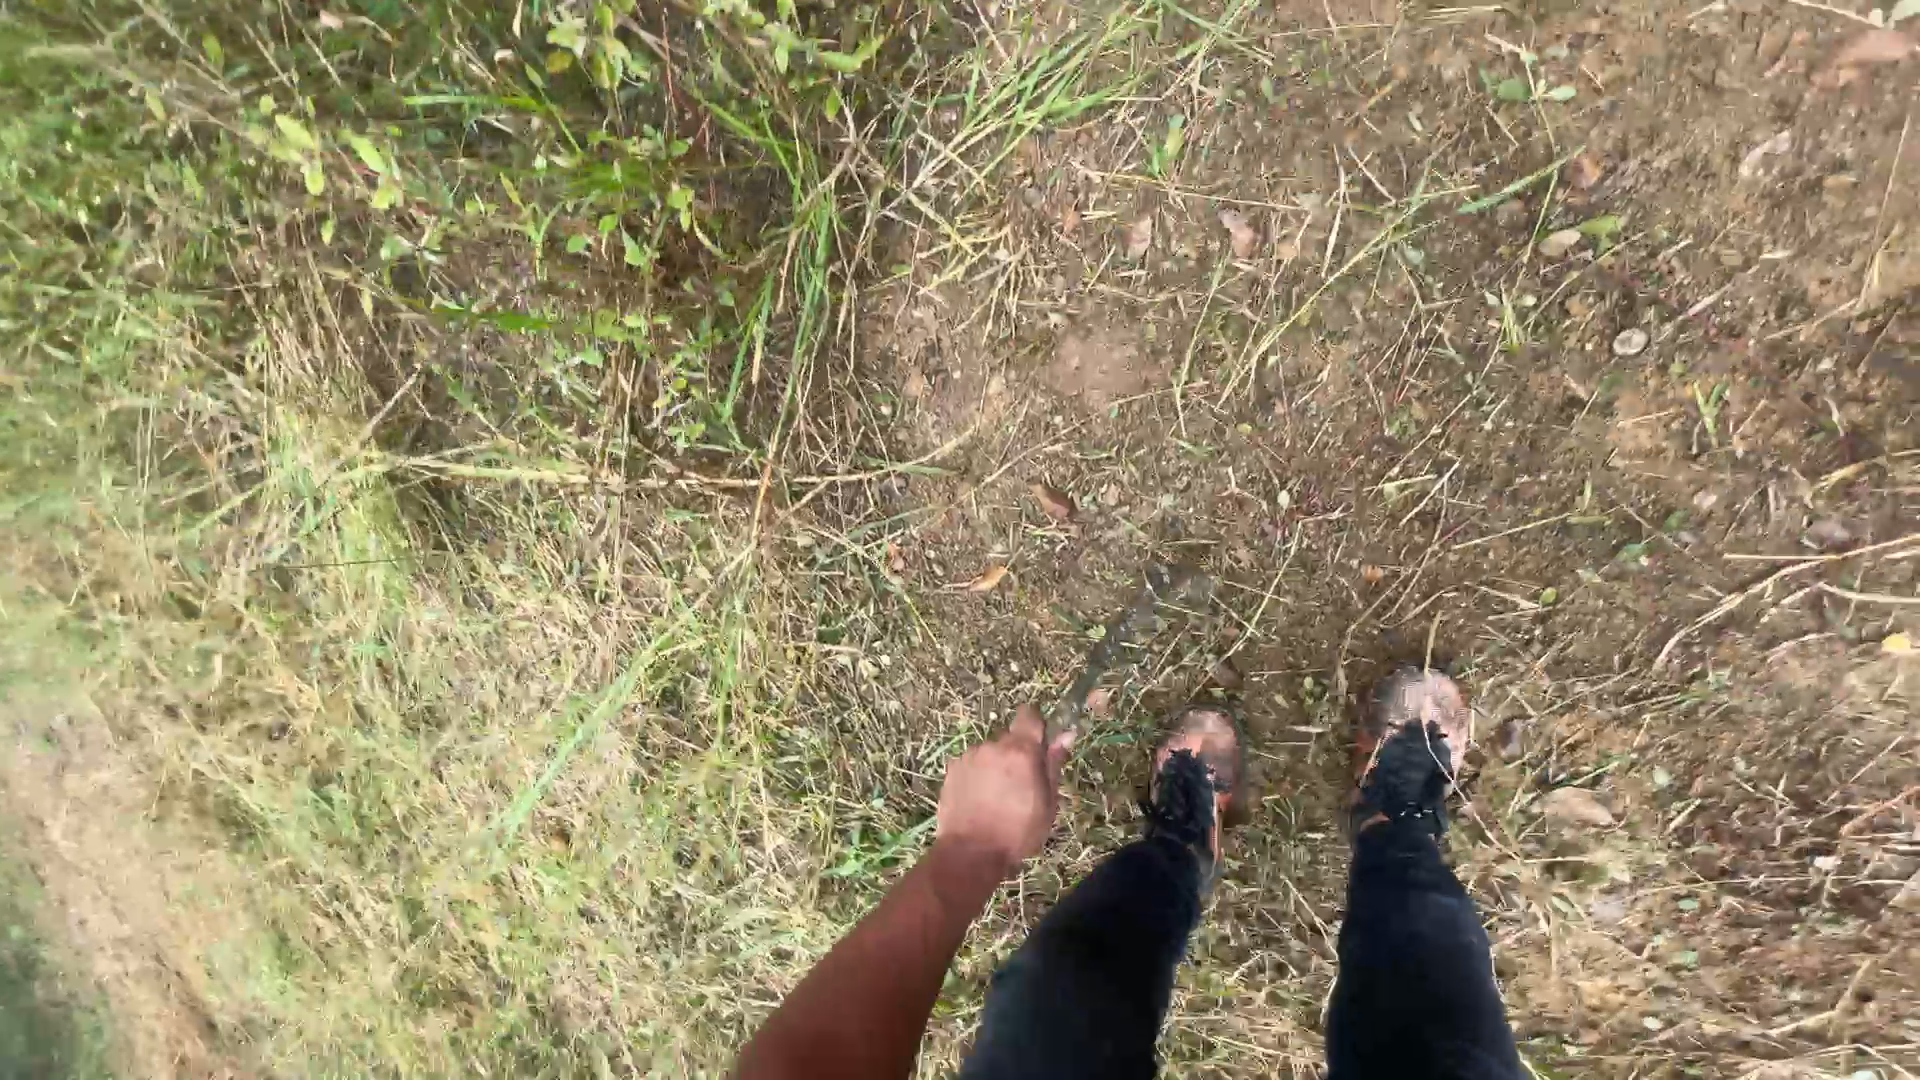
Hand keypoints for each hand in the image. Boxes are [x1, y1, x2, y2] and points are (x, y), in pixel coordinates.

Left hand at [934, 703, 1073, 876]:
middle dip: (1016, 755)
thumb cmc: (1018, 832)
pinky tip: (978, 800)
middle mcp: (994, 745)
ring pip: (989, 753)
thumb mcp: (1048, 803)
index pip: (1029, 715)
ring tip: (996, 798)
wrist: (971, 852)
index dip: (1035, 726)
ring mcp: (970, 756)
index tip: (1038, 745)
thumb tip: (1065, 735)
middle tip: (1020, 786)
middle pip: (1009, 739)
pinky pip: (971, 764)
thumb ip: (1054, 765)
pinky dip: (977, 775)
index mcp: (1022, 751)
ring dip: (995, 766)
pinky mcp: (952, 769)